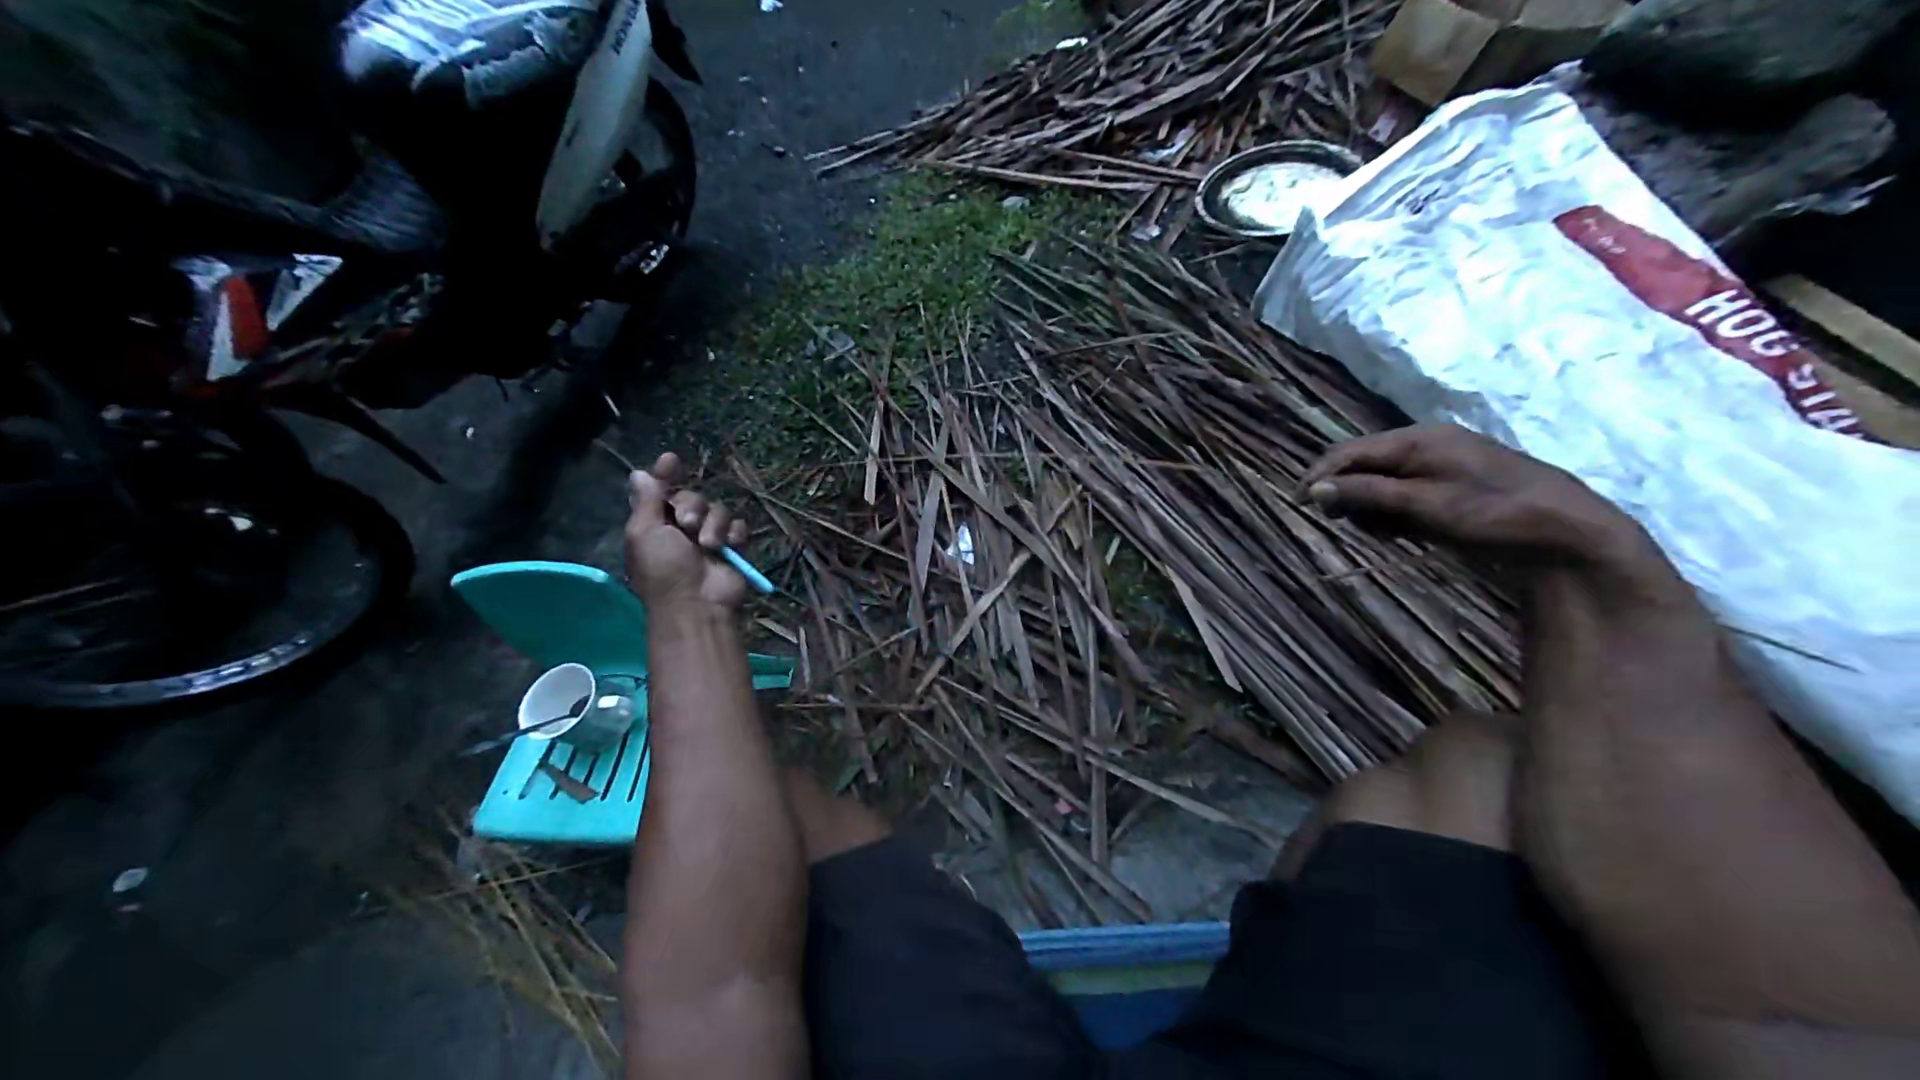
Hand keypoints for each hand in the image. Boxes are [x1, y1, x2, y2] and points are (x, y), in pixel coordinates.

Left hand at [625, 452, 751, 610]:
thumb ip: (646, 501)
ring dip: (713, 524)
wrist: (698, 604)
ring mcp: (709, 538)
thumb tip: (638, 472)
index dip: (665, 474)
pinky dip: (733, 534)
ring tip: (708, 545)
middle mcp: (682, 529)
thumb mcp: (645, 533)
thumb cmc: (664, 570)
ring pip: (718, 509)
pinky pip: (738, 525)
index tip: (672, 460)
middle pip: (692, 497)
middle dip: (692, 506)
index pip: (660, 491)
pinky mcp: (733, 547)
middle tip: (687, 525)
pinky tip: (727, 546)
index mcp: (655, 525)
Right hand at [1299, 424, 1649, 569]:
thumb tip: (1314, 490)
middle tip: (1339, 523)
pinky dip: (1394, 514)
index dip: (1320, 475)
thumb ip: (1366, 494)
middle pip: (1365, 465)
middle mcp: (1428, 446)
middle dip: (1347, 493)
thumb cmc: (1492, 514)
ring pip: (1383, 483)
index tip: (1298, 504)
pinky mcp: (1455, 490)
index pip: (1350, 451)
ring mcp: (1443, 467)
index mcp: (1419, 439)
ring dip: (1370, 507)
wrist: (1569, 536)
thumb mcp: (1422, 504)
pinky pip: (1406, 497)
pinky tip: (1402, 533)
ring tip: (1380, 532)